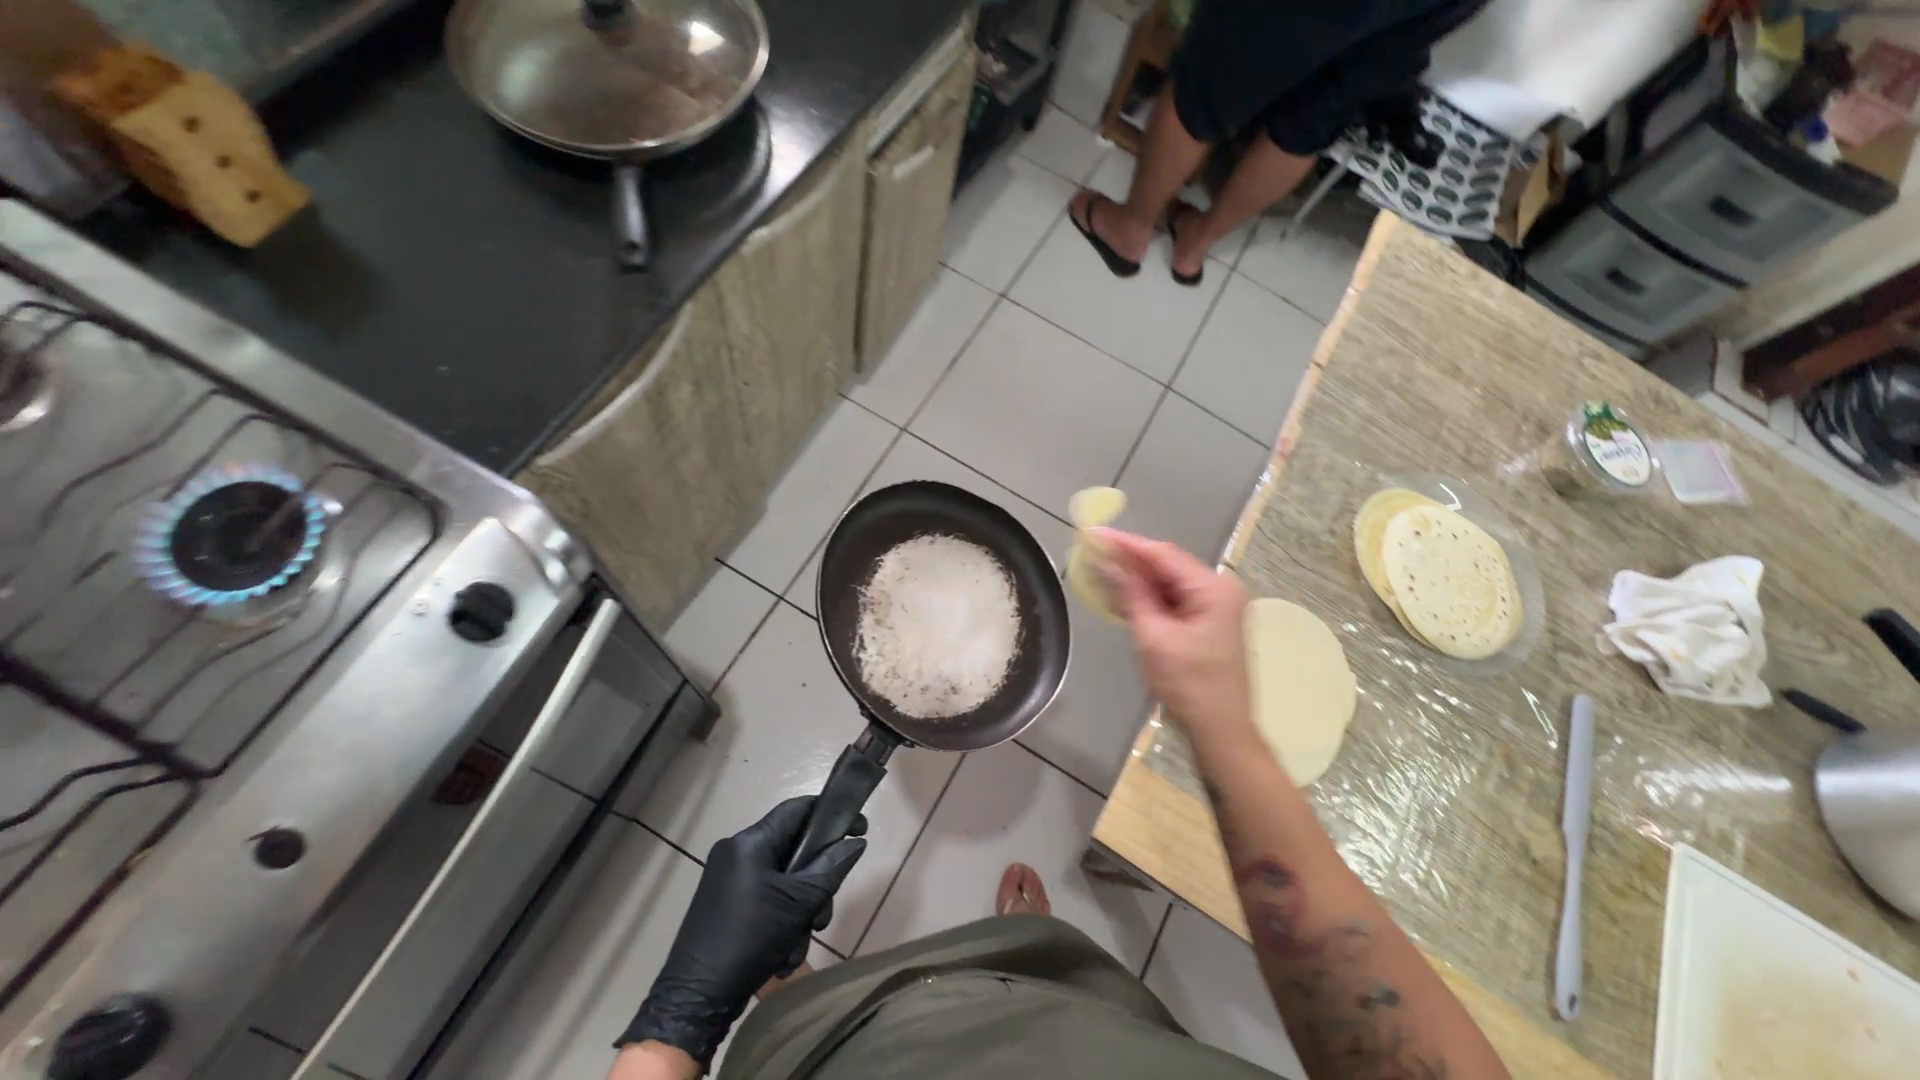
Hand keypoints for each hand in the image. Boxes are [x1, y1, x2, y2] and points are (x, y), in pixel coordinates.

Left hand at [618, 797, 865, 1066]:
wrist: (696, 996)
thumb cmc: (749, 939)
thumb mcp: (798, 904)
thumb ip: (831, 868)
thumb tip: (856, 842)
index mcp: (750, 842)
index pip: (797, 809)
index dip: (830, 814)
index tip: (860, 828)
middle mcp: (737, 853)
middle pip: (794, 851)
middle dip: (816, 885)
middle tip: (822, 917)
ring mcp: (730, 879)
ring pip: (784, 881)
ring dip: (800, 913)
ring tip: (797, 946)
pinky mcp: (727, 904)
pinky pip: (767, 900)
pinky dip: (781, 924)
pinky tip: (783, 956)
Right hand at [1095, 529, 1254, 744]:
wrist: (1220, 730)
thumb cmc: (1189, 685)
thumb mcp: (1154, 638)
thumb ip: (1132, 595)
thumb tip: (1109, 563)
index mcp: (1214, 588)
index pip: (1163, 555)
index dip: (1127, 544)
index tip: (1095, 535)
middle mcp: (1221, 590)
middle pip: (1168, 566)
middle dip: (1130, 561)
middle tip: (1093, 552)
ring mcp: (1217, 607)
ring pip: (1170, 583)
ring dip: (1138, 580)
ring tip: (1101, 571)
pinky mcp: (1209, 623)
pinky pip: (1175, 601)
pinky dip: (1150, 599)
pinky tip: (1123, 596)